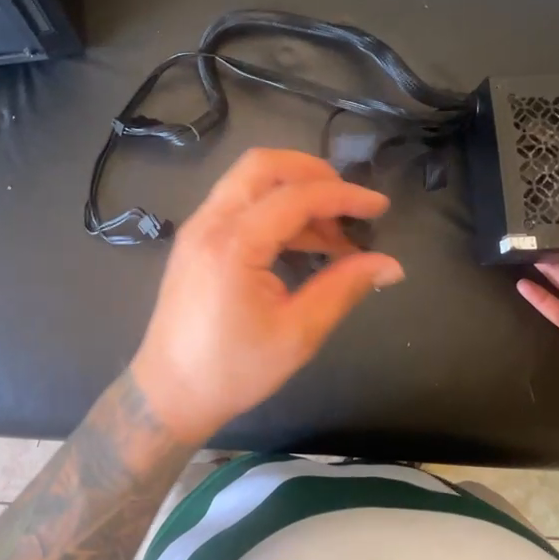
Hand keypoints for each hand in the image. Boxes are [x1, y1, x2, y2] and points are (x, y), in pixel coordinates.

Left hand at [130, 148, 404, 442]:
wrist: (168, 393)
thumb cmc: (233, 370)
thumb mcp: (297, 334)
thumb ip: (343, 288)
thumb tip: (390, 265)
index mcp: (234, 243)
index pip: (296, 196)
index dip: (344, 195)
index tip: (380, 207)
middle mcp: (210, 222)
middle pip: (264, 166)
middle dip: (313, 174)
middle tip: (349, 205)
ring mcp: (197, 228)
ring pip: (249, 180)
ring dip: (293, 192)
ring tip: (334, 236)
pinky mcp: (195, 240)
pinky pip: (237, 203)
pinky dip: (273, 208)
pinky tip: (302, 243)